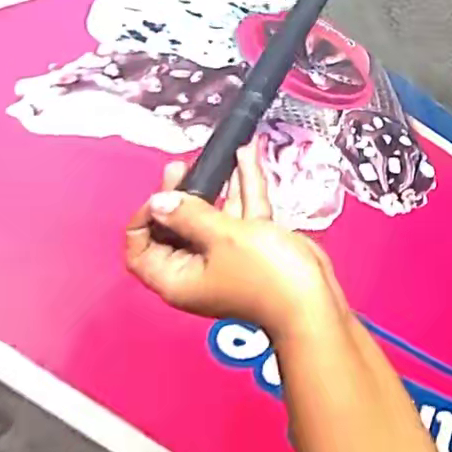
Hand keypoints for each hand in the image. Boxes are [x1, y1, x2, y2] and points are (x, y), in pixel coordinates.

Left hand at [124, 145, 346, 339]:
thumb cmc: (266, 276)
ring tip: (215, 157)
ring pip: (216, 215)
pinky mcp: (254, 244)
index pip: (142, 248)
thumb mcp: (224, 238)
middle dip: (182, 195)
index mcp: (177, 277)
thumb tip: (159, 202)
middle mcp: (198, 267)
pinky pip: (242, 212)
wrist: (309, 293)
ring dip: (219, 185)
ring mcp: (227, 254)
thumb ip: (191, 216)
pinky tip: (246, 161)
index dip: (145, 219)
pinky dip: (244, 188)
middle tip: (183, 168)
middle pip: (179, 227)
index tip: (159, 193)